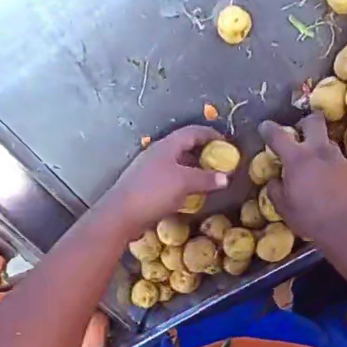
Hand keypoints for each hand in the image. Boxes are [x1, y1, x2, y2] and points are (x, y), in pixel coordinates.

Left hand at [96, 125, 227, 239]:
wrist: (120, 214)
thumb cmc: (153, 192)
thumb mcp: (184, 183)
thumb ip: (206, 179)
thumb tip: (225, 178)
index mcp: (166, 146)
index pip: (192, 132)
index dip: (210, 135)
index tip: (226, 143)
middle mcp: (157, 154)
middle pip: (184, 147)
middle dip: (203, 153)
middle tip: (219, 163)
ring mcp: (149, 170)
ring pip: (176, 164)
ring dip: (193, 169)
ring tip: (208, 180)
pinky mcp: (145, 186)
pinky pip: (169, 179)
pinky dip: (183, 183)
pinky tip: (188, 196)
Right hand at [261, 114, 346, 247]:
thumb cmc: (310, 217)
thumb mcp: (284, 208)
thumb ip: (275, 190)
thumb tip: (274, 181)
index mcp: (297, 158)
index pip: (278, 135)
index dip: (268, 129)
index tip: (264, 127)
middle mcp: (319, 151)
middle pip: (314, 120)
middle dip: (304, 123)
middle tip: (298, 134)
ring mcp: (339, 158)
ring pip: (328, 142)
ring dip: (318, 147)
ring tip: (313, 165)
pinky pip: (338, 160)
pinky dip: (330, 166)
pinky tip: (328, 182)